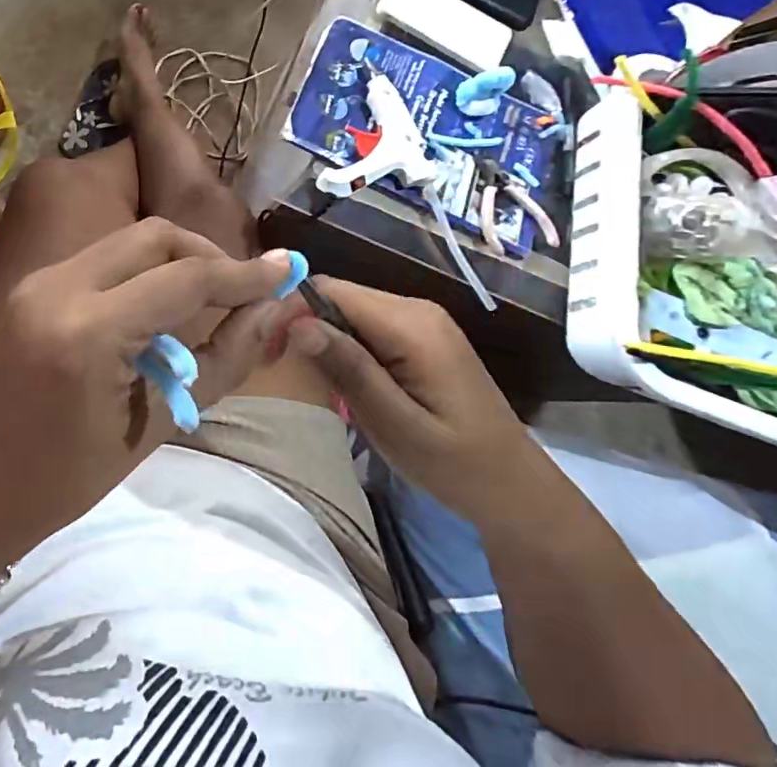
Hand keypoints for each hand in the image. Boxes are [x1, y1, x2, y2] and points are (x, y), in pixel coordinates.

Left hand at [0, 218, 292, 568]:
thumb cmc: (77, 473)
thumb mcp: (162, 420)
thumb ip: (227, 355)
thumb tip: (276, 307)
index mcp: (87, 333)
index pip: (184, 279)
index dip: (243, 273)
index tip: (287, 270)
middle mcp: (57, 288)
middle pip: (155, 237)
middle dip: (208, 255)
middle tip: (241, 289)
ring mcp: (38, 280)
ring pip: (129, 241)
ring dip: (176, 260)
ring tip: (205, 300)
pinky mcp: (32, 282)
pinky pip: (105, 258)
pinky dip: (143, 271)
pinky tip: (158, 306)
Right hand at [282, 277, 532, 521]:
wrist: (512, 485)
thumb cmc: (454, 464)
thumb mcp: (395, 424)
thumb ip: (349, 369)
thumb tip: (296, 322)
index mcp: (412, 325)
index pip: (332, 291)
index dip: (291, 310)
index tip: (265, 349)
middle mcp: (417, 309)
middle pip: (340, 295)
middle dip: (303, 323)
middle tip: (278, 366)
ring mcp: (423, 320)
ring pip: (351, 310)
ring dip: (323, 336)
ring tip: (310, 378)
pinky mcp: (422, 336)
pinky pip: (369, 326)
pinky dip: (346, 346)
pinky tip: (343, 379)